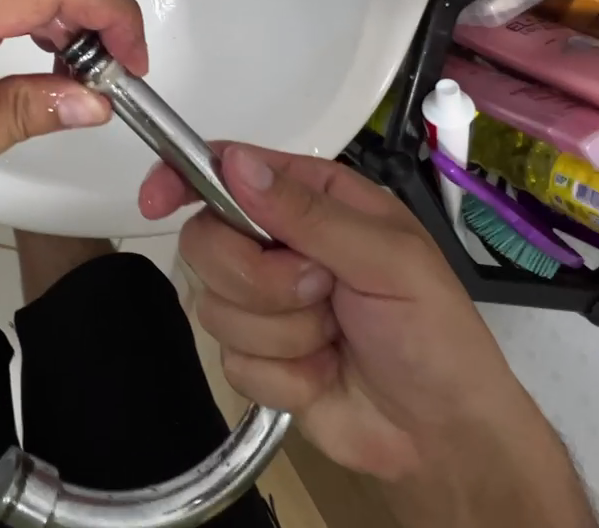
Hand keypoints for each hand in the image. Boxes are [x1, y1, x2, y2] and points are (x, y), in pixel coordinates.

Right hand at [140, 145, 596, 525]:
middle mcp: (277, 242)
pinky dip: (284, 373)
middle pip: (207, 240)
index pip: (228, 170)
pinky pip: (232, 358)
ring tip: (334, 336)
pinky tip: (322, 373)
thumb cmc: (432, 331)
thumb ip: (308, 212)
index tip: (157, 201)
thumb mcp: (387, 258)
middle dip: (261, 278)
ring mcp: (262, 301)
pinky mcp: (256, 356)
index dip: (185, 179)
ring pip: (216, 303)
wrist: (441, 434)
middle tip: (320, 290)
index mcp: (311, 199)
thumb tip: (235, 164)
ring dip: (283, 331)